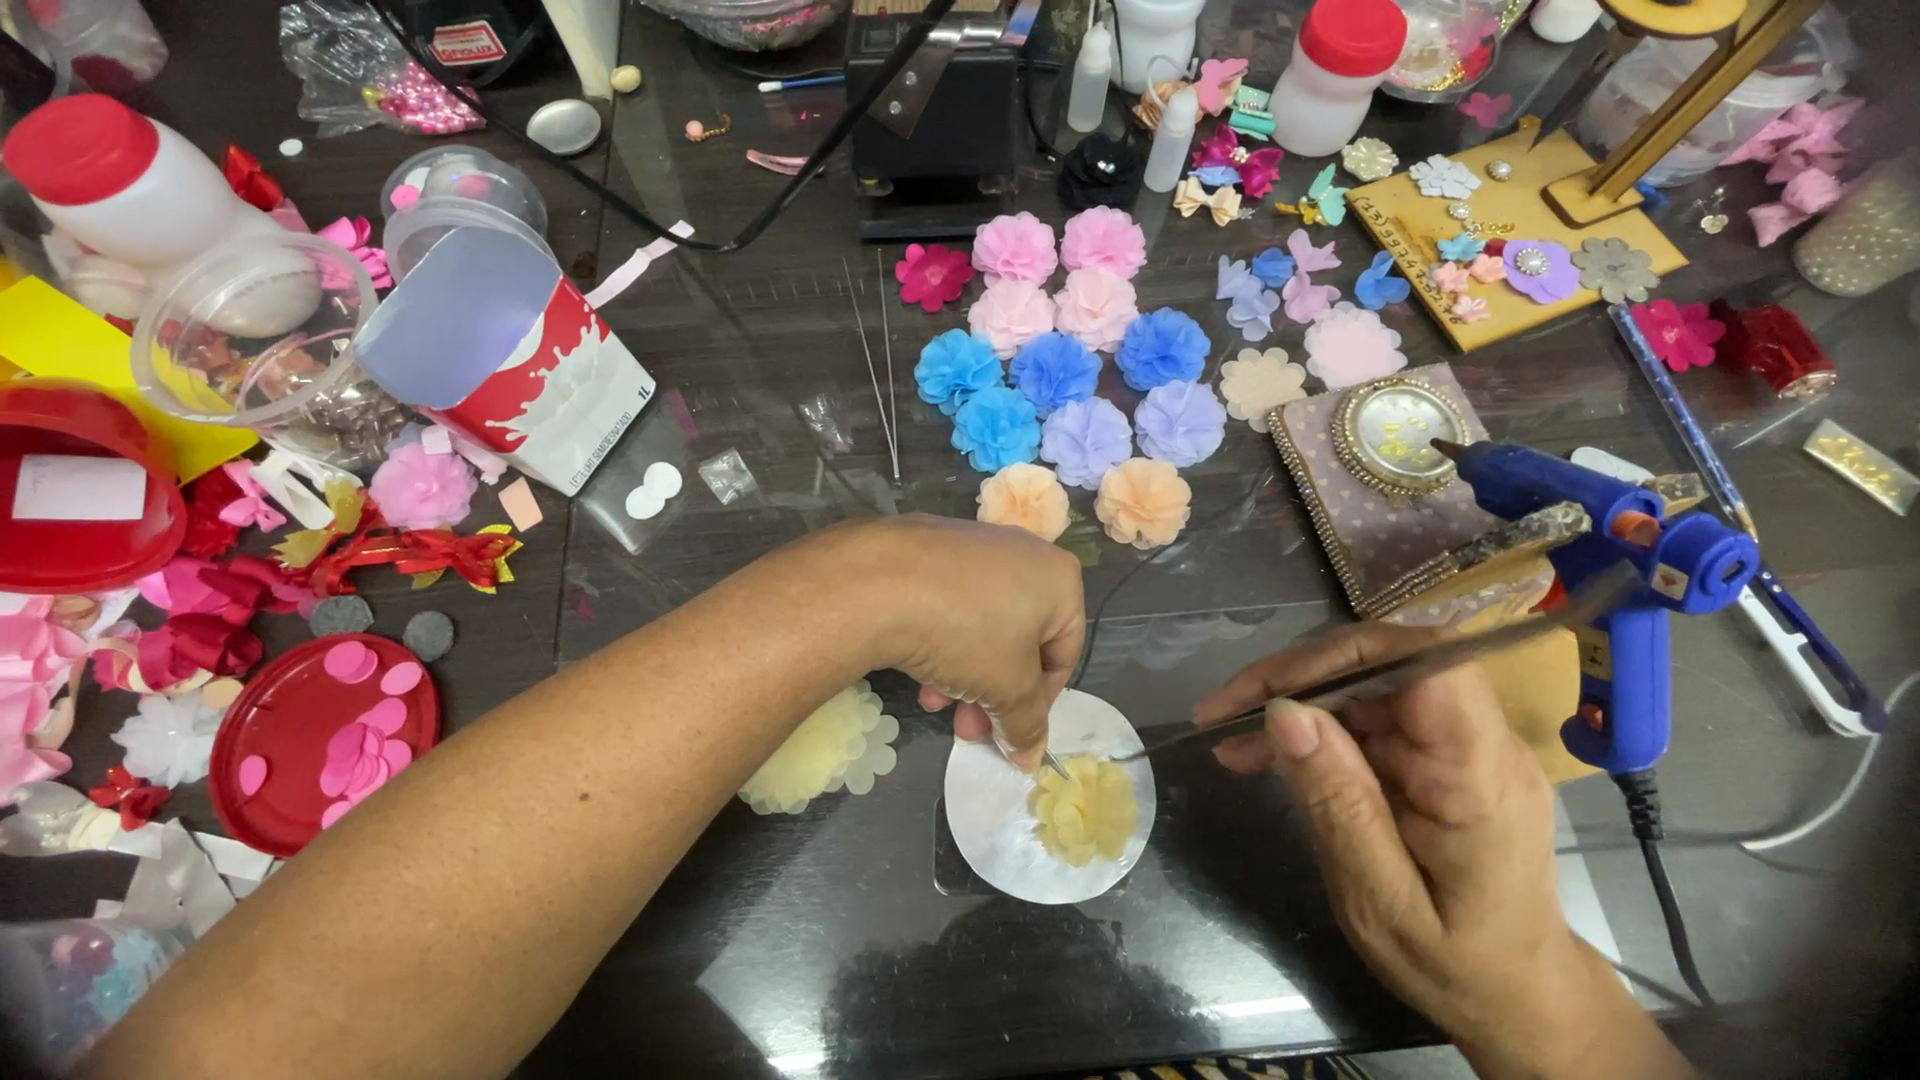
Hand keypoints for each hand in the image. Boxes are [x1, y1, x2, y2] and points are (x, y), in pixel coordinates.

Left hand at [802, 516, 1085, 770]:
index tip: (1009, 733)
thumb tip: (1030, 757)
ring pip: (982, 625)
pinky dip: (941, 639)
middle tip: (968, 728)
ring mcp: (975, 545)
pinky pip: (951, 602)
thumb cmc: (966, 633)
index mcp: (1059, 579)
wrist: (880, 582)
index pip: (1063, 655)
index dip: (1038, 704)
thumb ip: (1026, 725)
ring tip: (934, 702)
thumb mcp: (1007, 689)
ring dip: (965, 674)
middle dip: (994, 693)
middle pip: (1019, 642)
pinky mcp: (931, 546)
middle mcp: (1024, 552)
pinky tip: (916, 668)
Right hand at [1196, 624, 1662, 1077]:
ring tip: (1229, 739)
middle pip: (1385, 663)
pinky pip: (1367, 716)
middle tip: (1222, 712)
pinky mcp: (1437, 754)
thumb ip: (1338, 804)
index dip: (1344, 654)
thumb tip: (1284, 713)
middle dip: (1296, 676)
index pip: (1426, 662)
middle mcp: (1479, 741)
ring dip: (1293, 701)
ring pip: (1366, 684)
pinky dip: (1311, 728)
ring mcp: (1459, 744)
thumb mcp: (1379, 899)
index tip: (1270, 689)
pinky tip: (1264, 753)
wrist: (1516, 994)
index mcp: (1479, 775)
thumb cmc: (1454, 963)